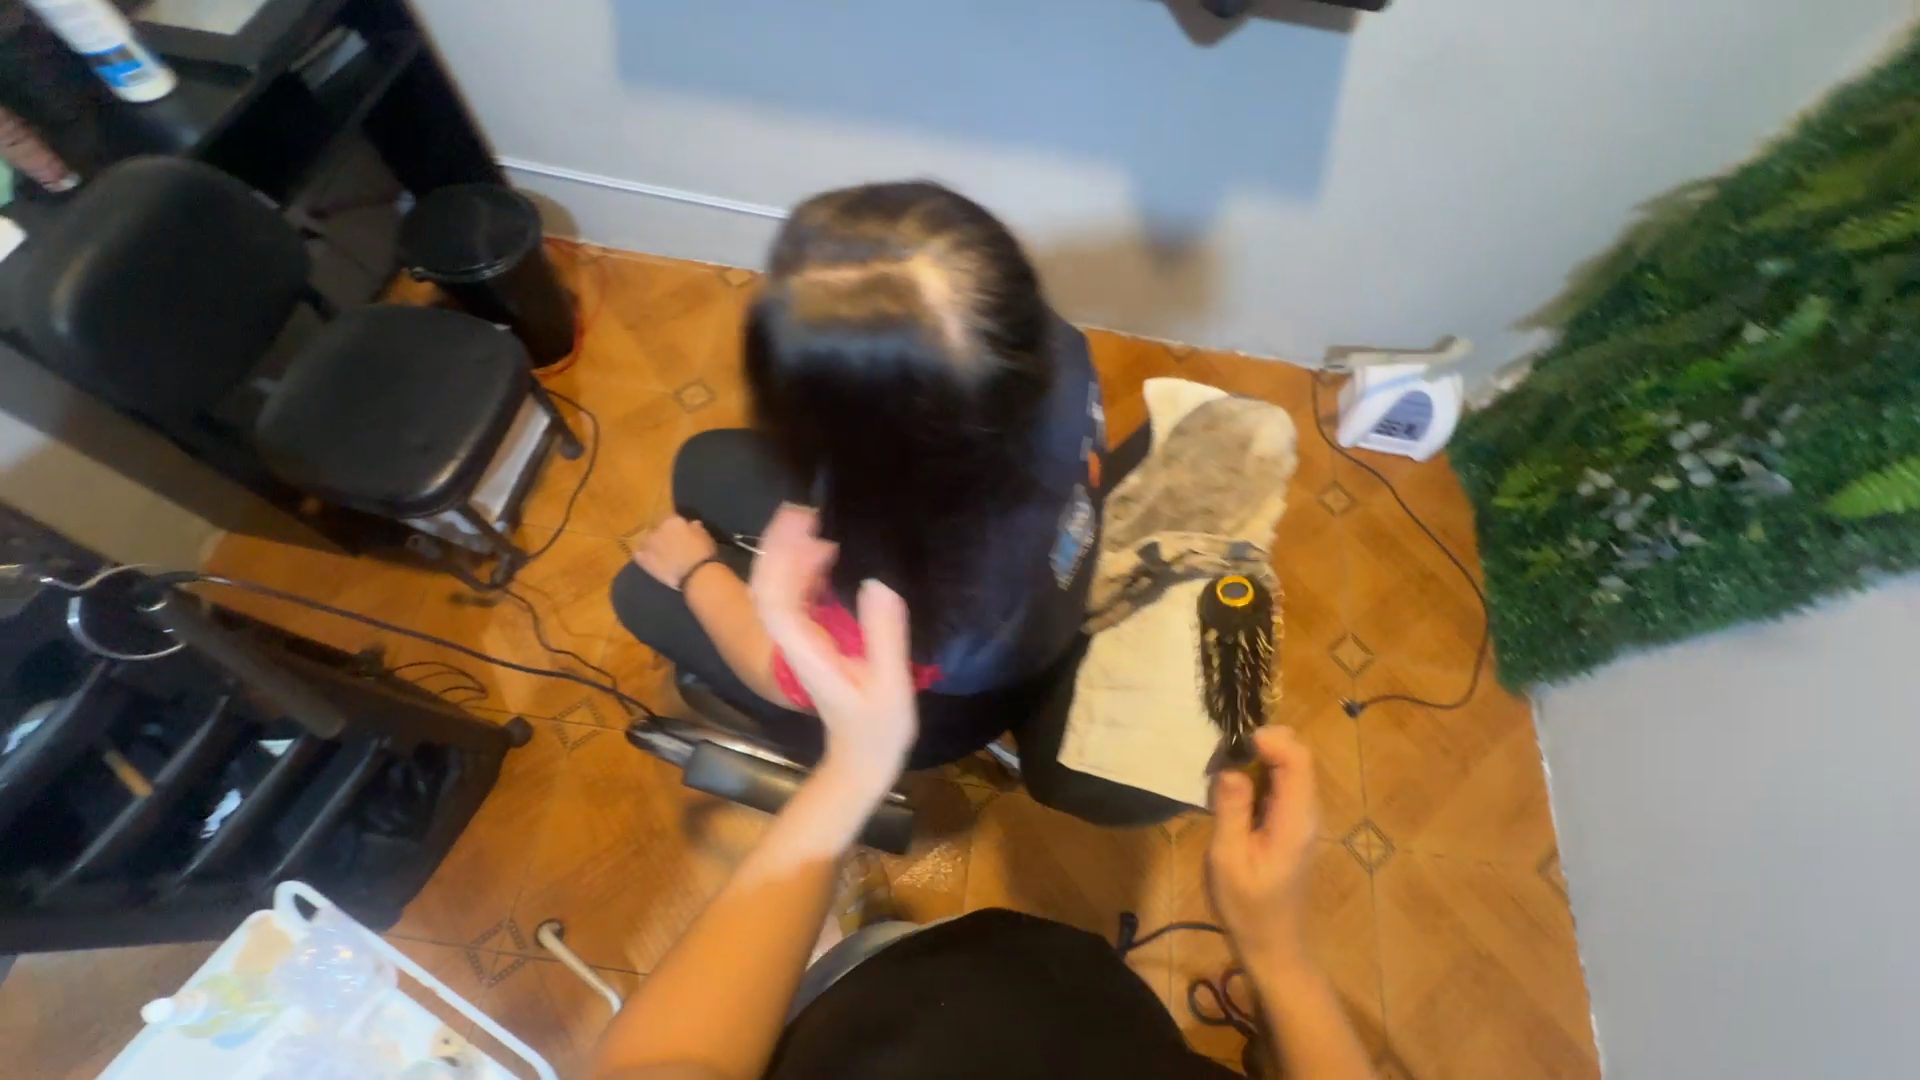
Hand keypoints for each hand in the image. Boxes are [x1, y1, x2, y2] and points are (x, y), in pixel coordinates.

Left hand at [633, 514, 718, 589]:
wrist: (696, 575)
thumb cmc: (704, 553)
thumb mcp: (705, 536)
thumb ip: (695, 528)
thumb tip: (692, 523)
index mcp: (672, 521)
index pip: (669, 516)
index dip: (673, 523)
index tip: (678, 529)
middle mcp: (657, 529)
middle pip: (656, 528)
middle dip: (661, 533)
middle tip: (670, 542)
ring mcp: (648, 544)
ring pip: (646, 541)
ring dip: (652, 544)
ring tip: (660, 553)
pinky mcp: (643, 560)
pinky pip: (639, 554)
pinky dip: (643, 556)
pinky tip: (651, 561)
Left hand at [750, 504, 917, 788]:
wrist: (861, 759)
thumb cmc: (878, 729)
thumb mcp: (890, 685)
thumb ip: (884, 636)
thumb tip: (878, 582)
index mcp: (805, 652)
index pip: (775, 599)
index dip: (781, 558)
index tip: (805, 524)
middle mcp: (793, 641)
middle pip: (768, 586)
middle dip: (779, 544)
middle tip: (808, 509)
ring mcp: (799, 640)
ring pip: (778, 588)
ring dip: (790, 553)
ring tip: (817, 521)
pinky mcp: (811, 639)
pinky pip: (797, 596)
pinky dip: (804, 568)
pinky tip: (826, 552)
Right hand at [1208, 726, 1319, 972]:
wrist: (1273, 946)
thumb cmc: (1248, 907)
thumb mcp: (1228, 860)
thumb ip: (1231, 810)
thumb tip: (1231, 767)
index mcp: (1295, 820)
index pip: (1298, 759)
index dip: (1271, 739)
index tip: (1234, 744)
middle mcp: (1306, 812)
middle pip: (1296, 755)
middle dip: (1261, 744)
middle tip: (1222, 759)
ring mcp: (1300, 817)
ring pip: (1287, 766)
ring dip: (1255, 759)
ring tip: (1220, 776)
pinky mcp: (1290, 822)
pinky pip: (1278, 782)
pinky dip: (1255, 775)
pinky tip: (1230, 793)